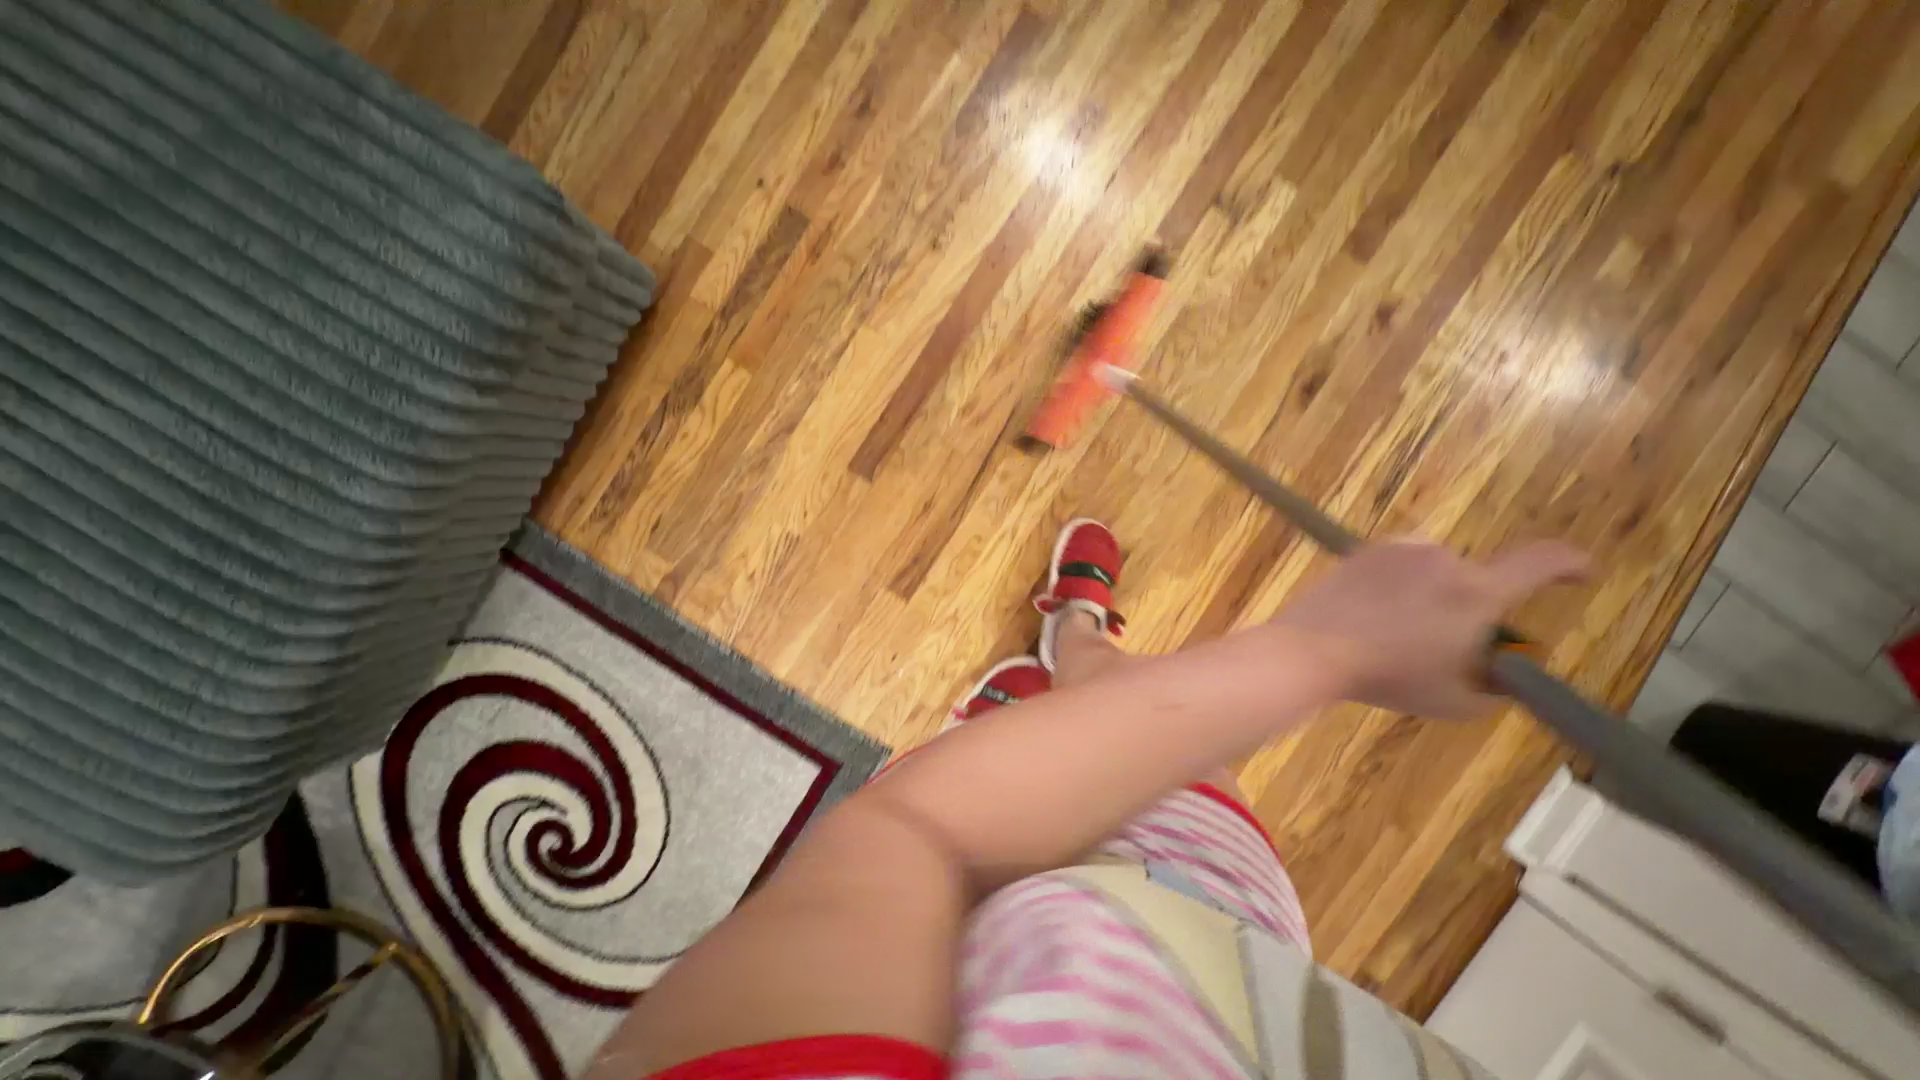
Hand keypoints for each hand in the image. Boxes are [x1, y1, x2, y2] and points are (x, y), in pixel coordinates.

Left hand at [1269, 539, 1589, 719]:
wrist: (1310, 649)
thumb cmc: (1387, 677)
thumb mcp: (1453, 701)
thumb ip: (1493, 690)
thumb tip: (1505, 679)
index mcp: (1477, 591)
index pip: (1541, 561)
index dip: (1570, 563)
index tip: (1584, 570)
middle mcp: (1444, 558)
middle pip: (1475, 579)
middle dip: (1470, 607)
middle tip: (1441, 643)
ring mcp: (1400, 549)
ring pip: (1434, 572)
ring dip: (1430, 596)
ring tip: (1396, 632)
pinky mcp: (1364, 550)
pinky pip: (1397, 567)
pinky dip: (1396, 587)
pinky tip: (1372, 615)